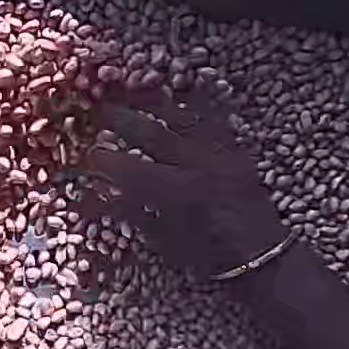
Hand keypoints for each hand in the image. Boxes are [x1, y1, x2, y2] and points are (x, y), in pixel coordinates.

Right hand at [87, 92, 287, 276]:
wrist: (261, 256)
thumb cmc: (208, 256)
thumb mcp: (166, 241)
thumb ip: (133, 213)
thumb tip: (98, 194)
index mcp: (179, 193)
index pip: (132, 170)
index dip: (106, 161)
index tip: (87, 156)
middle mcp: (199, 165)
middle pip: (153, 134)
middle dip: (123, 120)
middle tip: (101, 111)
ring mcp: (220, 154)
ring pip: (185, 117)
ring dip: (157, 104)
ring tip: (135, 92)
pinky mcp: (236, 150)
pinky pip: (215, 121)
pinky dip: (198, 105)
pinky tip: (183, 93)